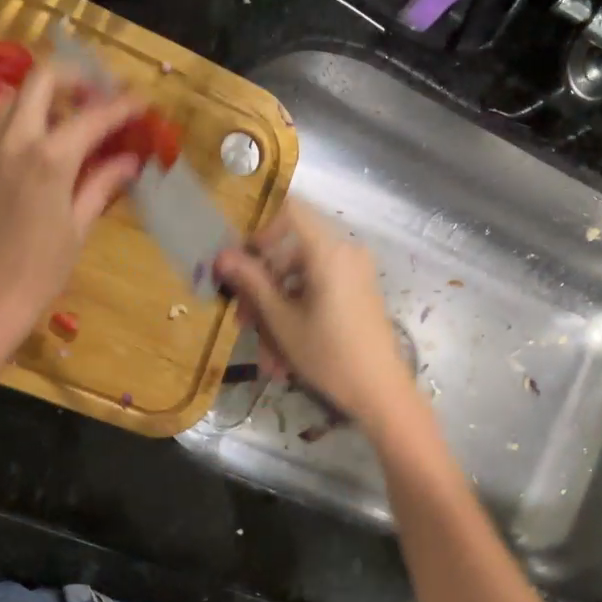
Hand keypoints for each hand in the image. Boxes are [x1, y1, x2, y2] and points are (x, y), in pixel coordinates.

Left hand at [0, 63, 142, 361]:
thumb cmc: (41, 272)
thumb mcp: (78, 228)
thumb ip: (101, 185)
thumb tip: (129, 162)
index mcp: (49, 157)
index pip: (93, 116)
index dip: (121, 107)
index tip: (142, 103)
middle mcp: (19, 140)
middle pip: (44, 79)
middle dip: (77, 80)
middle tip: (103, 99)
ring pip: (20, 96)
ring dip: (51, 95)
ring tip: (79, 119)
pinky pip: (9, 122)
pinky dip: (34, 117)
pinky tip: (55, 144)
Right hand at [214, 202, 415, 429]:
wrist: (379, 391)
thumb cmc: (328, 355)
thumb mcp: (282, 322)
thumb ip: (252, 284)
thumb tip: (222, 256)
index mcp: (328, 251)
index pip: (290, 211)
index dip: (260, 231)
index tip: (242, 264)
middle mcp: (345, 253)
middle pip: (290, 255)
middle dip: (263, 291)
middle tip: (243, 325)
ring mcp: (355, 274)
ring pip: (300, 283)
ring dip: (277, 317)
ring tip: (268, 358)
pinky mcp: (358, 294)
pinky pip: (318, 295)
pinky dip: (298, 320)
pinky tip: (284, 359)